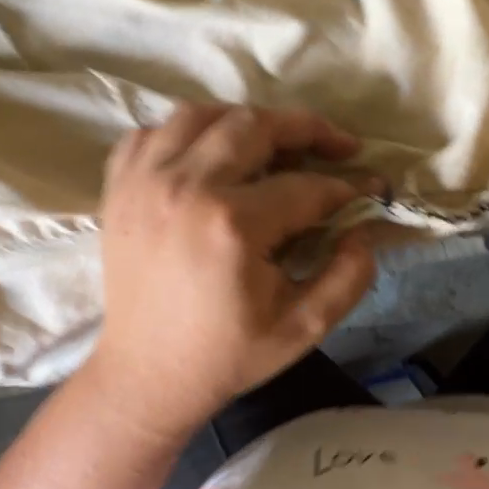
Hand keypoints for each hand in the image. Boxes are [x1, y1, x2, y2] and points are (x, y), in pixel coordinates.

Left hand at [88, 103, 379, 437]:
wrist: (148, 375)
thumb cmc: (229, 355)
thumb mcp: (305, 328)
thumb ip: (348, 275)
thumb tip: (364, 228)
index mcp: (233, 225)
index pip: (306, 185)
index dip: (346, 187)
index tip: (368, 191)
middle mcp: (186, 187)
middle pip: (255, 125)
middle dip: (305, 130)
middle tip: (336, 147)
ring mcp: (144, 181)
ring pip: (202, 114)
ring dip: (246, 122)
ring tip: (276, 145)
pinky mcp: (119, 188)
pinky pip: (154, 132)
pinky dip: (187, 134)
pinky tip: (211, 156)